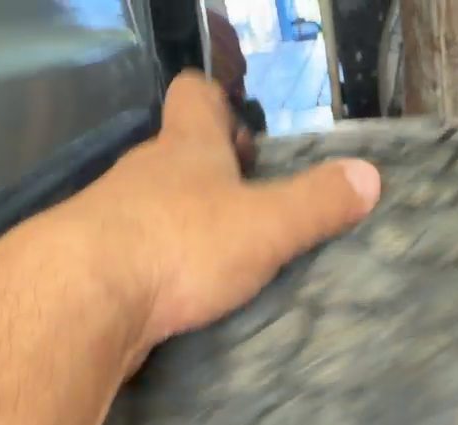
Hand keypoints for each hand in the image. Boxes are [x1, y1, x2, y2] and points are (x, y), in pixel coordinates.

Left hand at [40, 73, 378, 358]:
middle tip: (248, 206)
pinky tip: (180, 294)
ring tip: (220, 258)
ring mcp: (115, 216)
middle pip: (177, 155)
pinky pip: (137, 251)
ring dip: (185, 223)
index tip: (241, 133)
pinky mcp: (99, 263)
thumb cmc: (182, 245)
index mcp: (187, 149)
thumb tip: (370, 176)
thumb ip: (316, 204)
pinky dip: (160, 264)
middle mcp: (146, 172)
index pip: (195, 96)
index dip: (218, 104)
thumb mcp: (266, 225)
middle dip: (210, 174)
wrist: (87, 296)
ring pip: (155, 206)